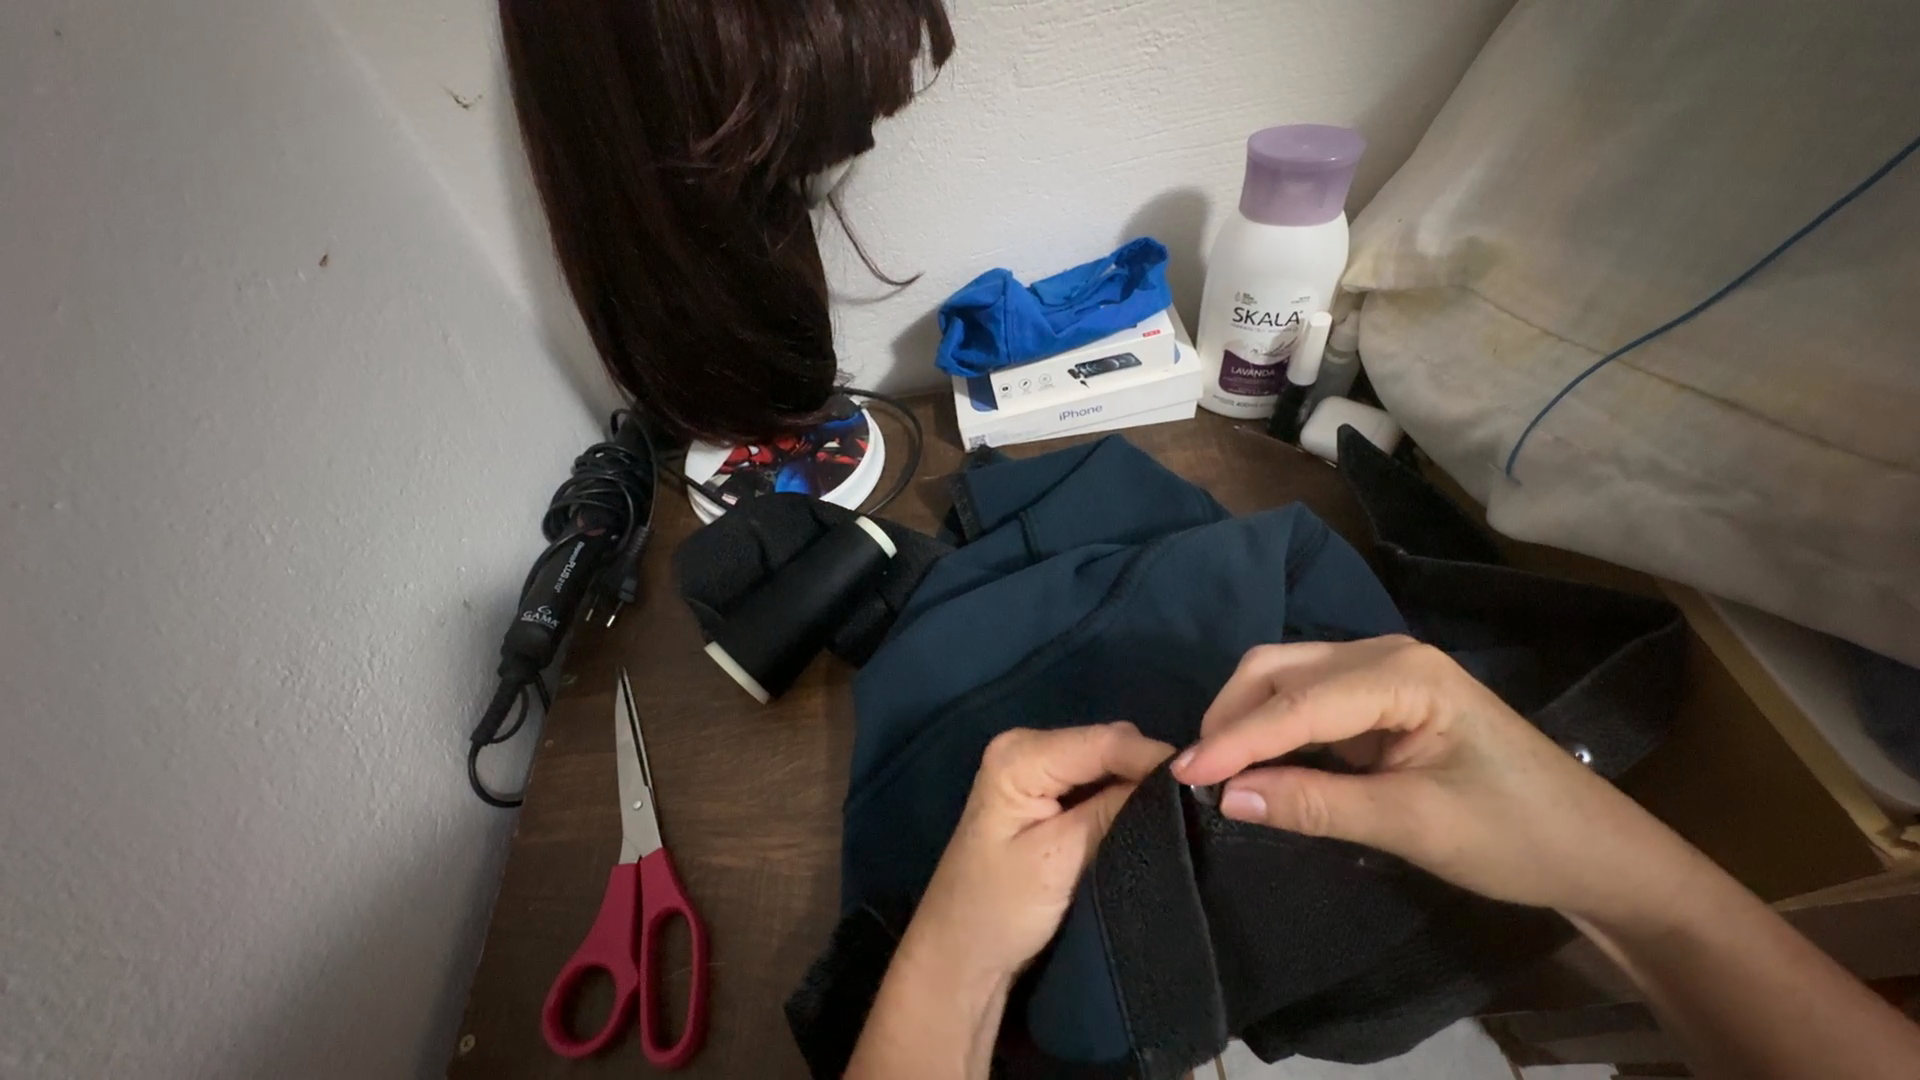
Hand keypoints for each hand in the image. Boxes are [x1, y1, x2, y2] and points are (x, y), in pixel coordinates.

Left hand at [904, 723, 1175, 983]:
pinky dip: (1122, 793)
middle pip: (1106, 743)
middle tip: (1195, 802)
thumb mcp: (1059, 859)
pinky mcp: (1046, 792)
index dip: (1154, 758)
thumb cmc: (999, 908)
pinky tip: (1147, 813)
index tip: (1204, 785)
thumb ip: (1111, 811)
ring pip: (1105, 760)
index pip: (1103, 741)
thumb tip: (1172, 778)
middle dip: (1149, 768)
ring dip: (1139, 781)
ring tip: (1181, 808)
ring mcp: (1035, 768)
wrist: (961, 953)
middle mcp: (1026, 747)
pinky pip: (1096, 779)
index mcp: (1020, 754)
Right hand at [1171, 635, 1693, 919]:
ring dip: (1245, 720)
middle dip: (1231, 717)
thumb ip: (1316, 805)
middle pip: (1279, 670)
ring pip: (1284, 678)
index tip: (1182, 774)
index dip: (1236, 740)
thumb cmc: (1519, 837)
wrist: (1599, 854)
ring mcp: (1379, 672)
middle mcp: (1384, 654)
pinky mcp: (1375, 698)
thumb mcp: (1415, 826)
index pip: (1298, 703)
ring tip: (1214, 769)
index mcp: (1404, 673)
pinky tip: (1254, 760)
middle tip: (1195, 773)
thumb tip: (1225, 798)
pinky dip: (1270, 729)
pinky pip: (1304, 701)